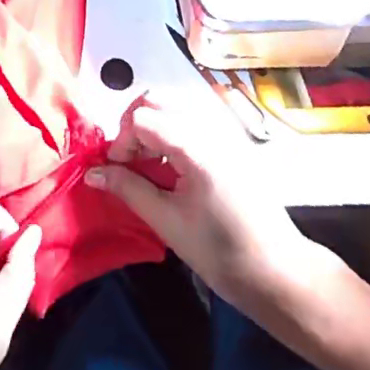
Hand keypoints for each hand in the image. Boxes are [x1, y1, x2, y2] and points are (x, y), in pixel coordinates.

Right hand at [85, 92, 312, 308]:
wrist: (277, 270)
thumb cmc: (220, 251)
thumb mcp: (167, 222)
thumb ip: (128, 189)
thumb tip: (93, 173)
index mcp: (196, 146)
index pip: (142, 117)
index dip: (121, 141)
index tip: (116, 171)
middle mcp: (211, 126)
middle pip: (158, 99)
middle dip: (133, 125)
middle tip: (129, 162)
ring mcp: (225, 129)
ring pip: (175, 104)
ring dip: (153, 124)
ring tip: (149, 163)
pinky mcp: (232, 138)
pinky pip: (193, 116)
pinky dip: (172, 129)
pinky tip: (171, 163)